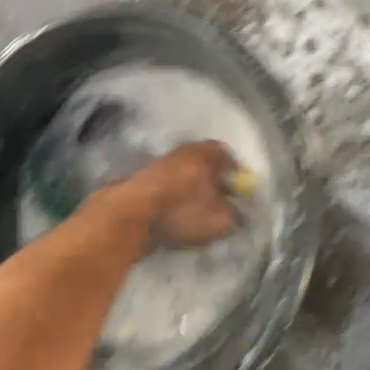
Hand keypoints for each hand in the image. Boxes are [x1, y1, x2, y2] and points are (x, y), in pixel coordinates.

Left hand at [108, 141, 239, 248]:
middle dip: (212, 183)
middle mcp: (185, 150)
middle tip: (217, 204)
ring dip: (189, 191)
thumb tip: (237, 211)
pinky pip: (166, 188)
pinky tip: (173, 217)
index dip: (234, 175)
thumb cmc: (184, 209)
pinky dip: (172, 200)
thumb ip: (234, 213)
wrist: (131, 212)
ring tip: (194, 215)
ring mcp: (161, 162)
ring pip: (183, 175)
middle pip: (204, 164)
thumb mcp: (220, 219)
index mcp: (207, 152)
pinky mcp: (142, 180)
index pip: (228, 157)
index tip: (237, 193)